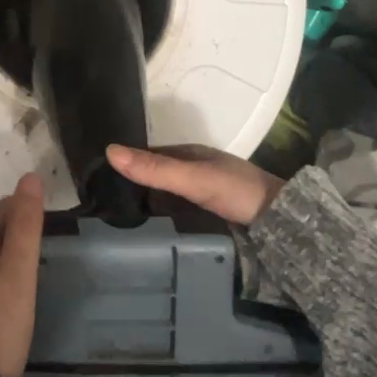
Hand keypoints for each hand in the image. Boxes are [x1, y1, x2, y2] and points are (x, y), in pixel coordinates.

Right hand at [106, 144, 284, 224]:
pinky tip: (145, 226)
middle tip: (99, 198)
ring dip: (144, 200)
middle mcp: (192, 169)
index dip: (124, 161)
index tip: (96, 173)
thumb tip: (108, 151)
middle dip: (131, 181)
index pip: (147, 153)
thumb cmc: (235, 191)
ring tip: (112, 214)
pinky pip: (175, 211)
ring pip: (163, 194)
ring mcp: (201, 193)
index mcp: (188, 153)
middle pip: (154, 173)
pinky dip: (159, 214)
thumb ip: (154, 168)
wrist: (280, 223)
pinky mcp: (208, 216)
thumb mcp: (192, 178)